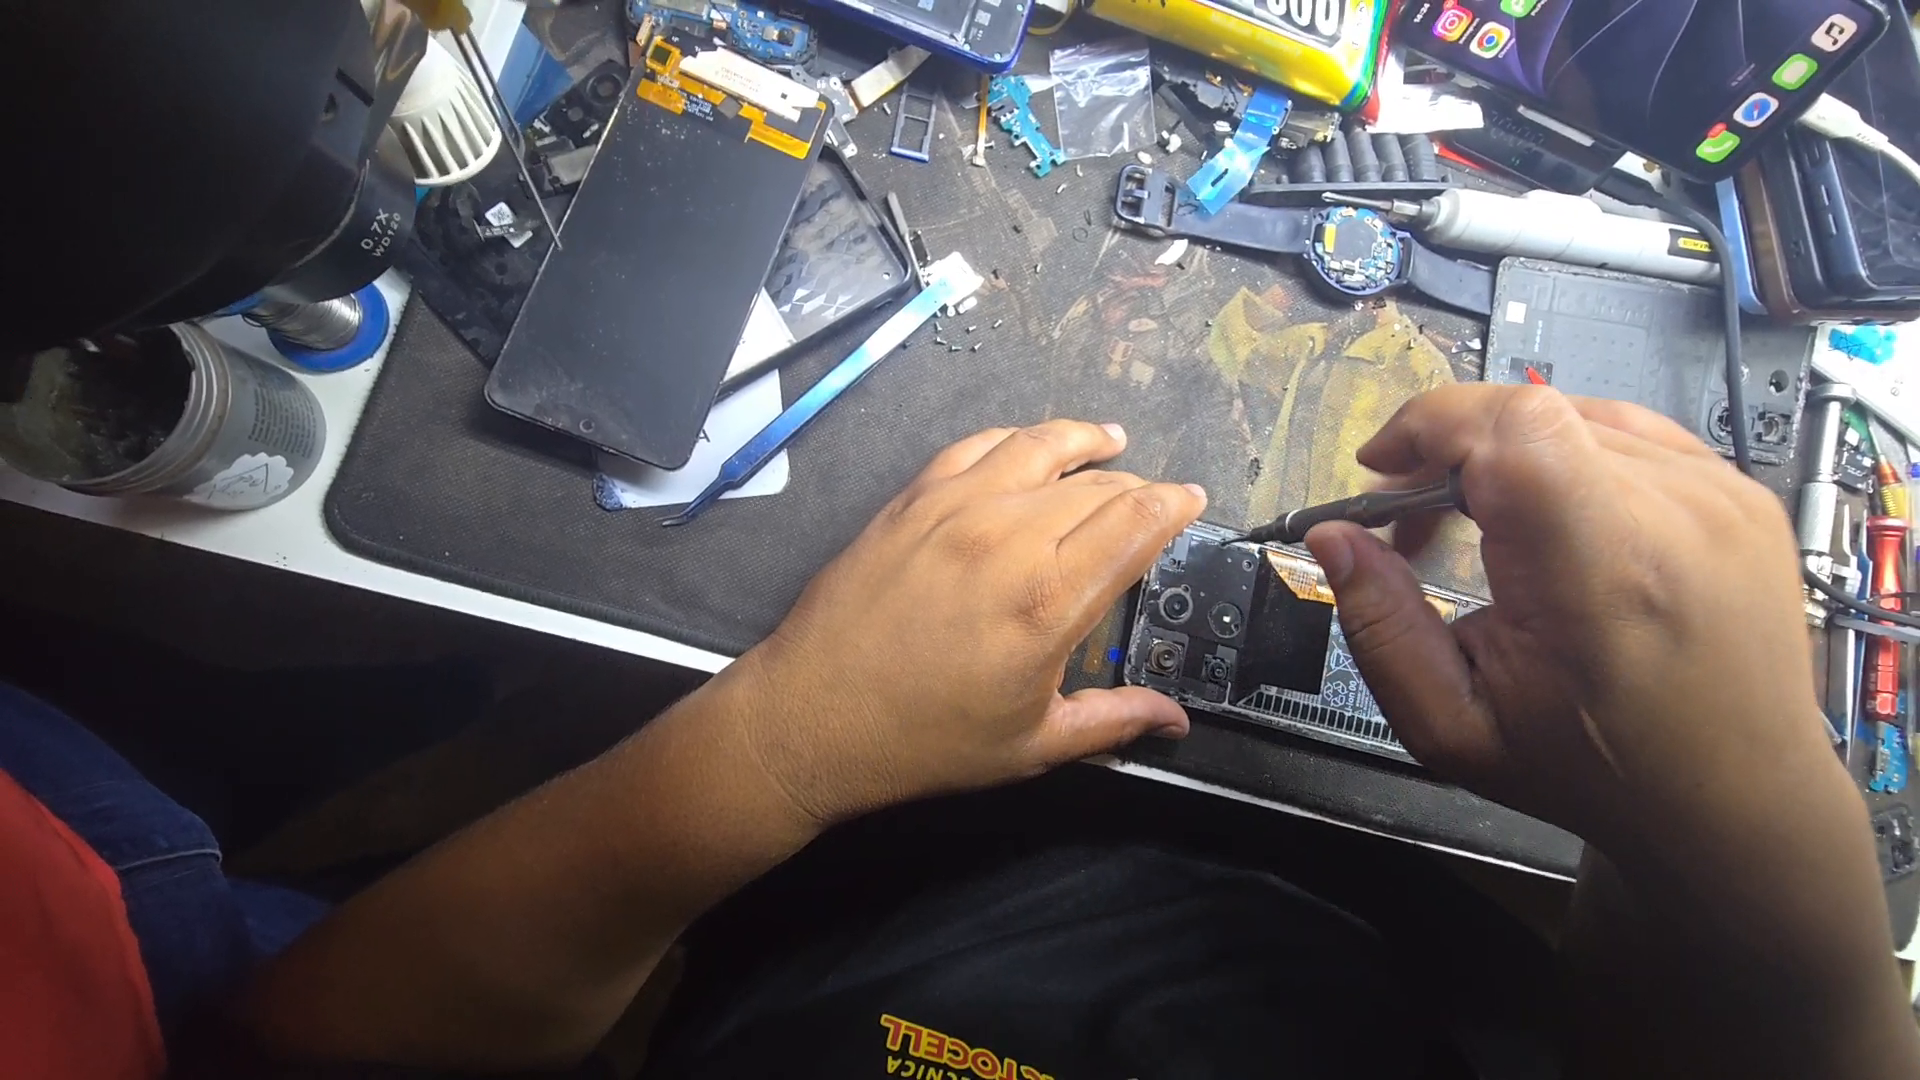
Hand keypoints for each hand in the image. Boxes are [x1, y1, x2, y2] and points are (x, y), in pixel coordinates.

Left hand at [724, 420, 1207, 826]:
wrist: (814, 717)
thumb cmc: (925, 741)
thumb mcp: (1031, 746)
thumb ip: (1114, 721)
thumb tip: (1177, 722)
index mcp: (1050, 602)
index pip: (1134, 525)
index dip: (1172, 505)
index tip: (1190, 499)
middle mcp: (1009, 538)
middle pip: (1095, 488)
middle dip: (1136, 487)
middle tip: (1150, 497)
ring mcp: (955, 508)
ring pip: (1040, 448)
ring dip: (1084, 439)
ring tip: (1111, 439)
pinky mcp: (913, 499)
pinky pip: (976, 446)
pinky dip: (1015, 438)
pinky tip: (1029, 443)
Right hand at [1304, 385, 1854, 865]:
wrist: (1733, 797)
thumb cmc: (1585, 766)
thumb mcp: (1446, 722)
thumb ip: (1378, 625)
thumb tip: (1332, 537)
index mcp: (1602, 574)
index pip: (1516, 429)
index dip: (1429, 425)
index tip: (1378, 469)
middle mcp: (1678, 515)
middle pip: (1530, 414)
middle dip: (1443, 447)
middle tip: (1406, 516)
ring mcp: (1719, 496)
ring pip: (1564, 415)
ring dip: (1490, 455)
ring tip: (1465, 523)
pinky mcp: (1733, 494)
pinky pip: (1613, 431)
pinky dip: (1545, 456)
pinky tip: (1528, 513)